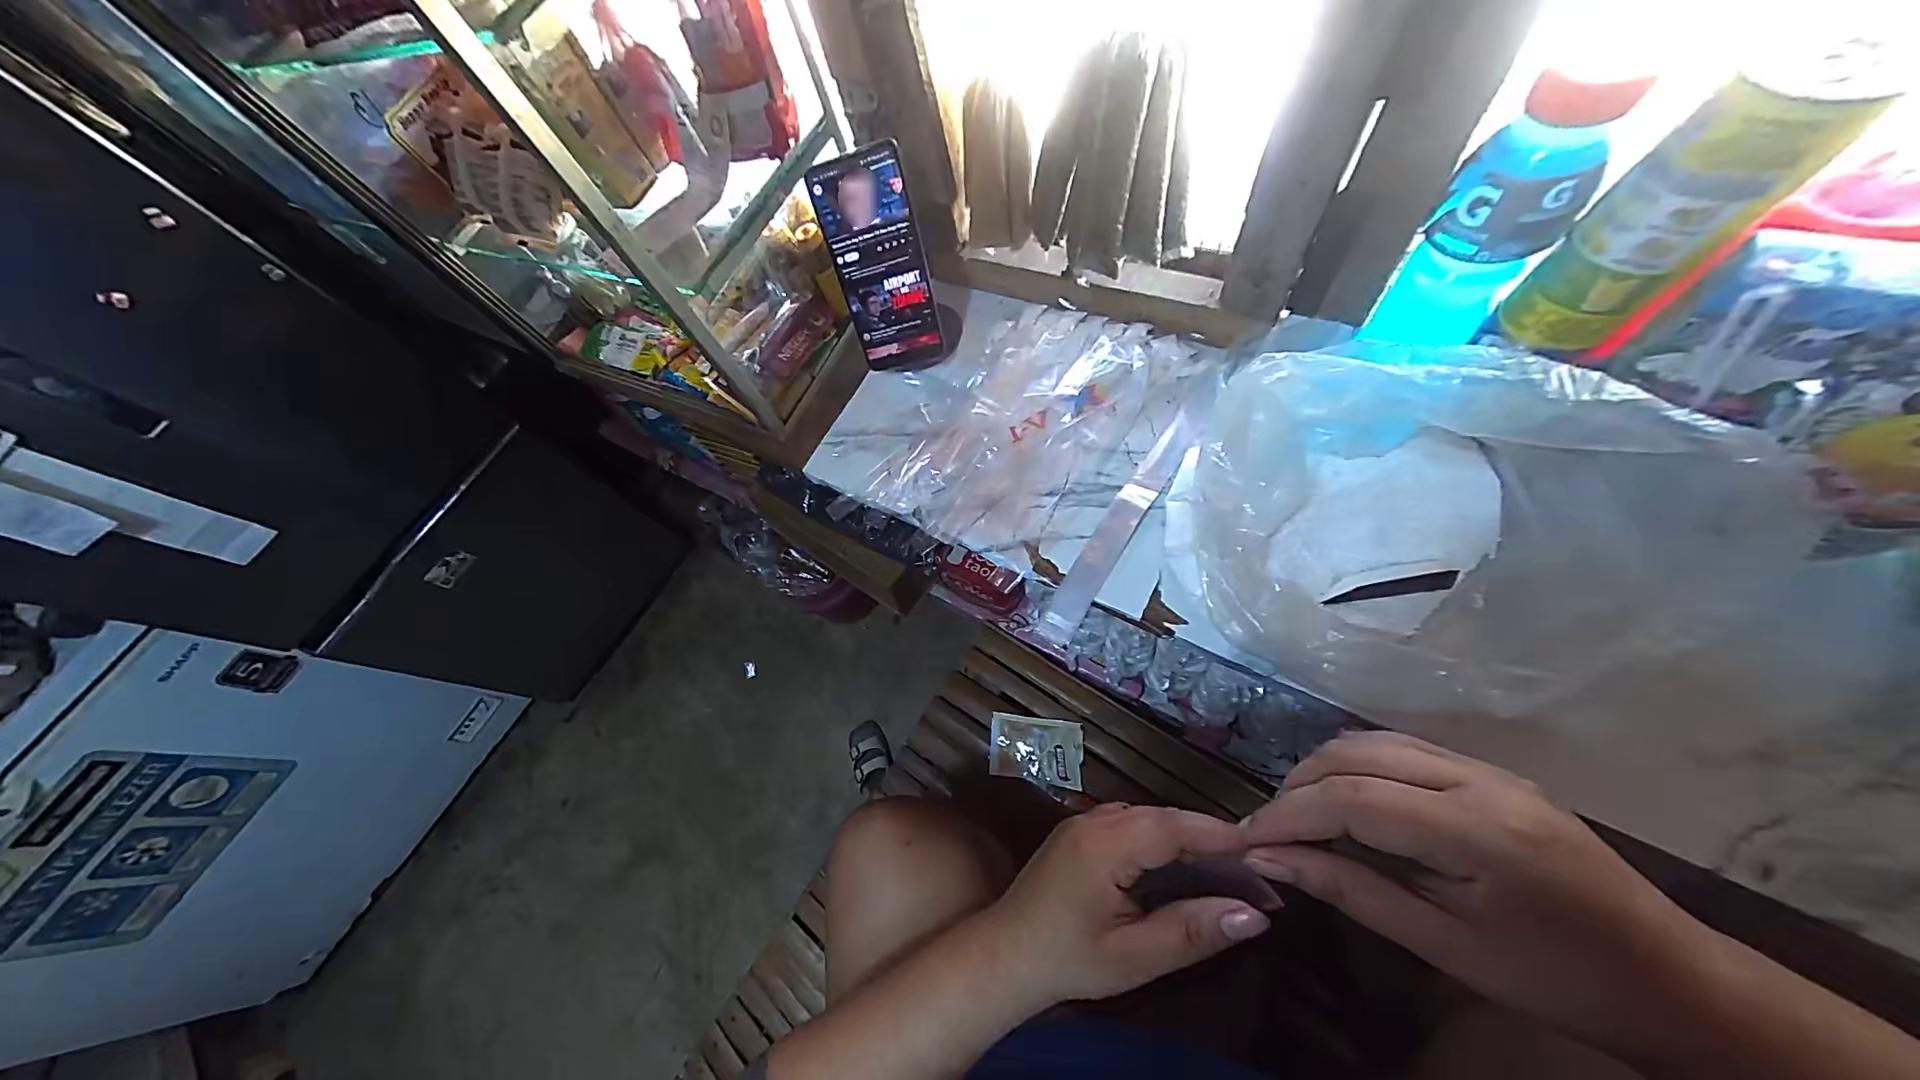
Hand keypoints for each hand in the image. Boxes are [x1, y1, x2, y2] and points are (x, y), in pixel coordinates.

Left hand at [978, 803, 1276, 1007]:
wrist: (1005, 954)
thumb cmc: (1069, 959)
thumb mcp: (1135, 956)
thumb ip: (1192, 931)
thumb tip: (1254, 916)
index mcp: (1105, 844)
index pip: (1172, 826)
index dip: (1218, 834)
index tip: (1261, 851)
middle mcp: (1093, 821)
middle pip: (1161, 817)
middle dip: (1207, 836)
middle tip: (1252, 866)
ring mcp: (1082, 822)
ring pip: (1145, 816)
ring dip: (1184, 835)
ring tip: (1226, 865)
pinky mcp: (1078, 831)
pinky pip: (1128, 822)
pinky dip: (1159, 837)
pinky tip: (1179, 862)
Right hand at [1239, 732, 1706, 1058]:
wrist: (1677, 981)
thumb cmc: (1559, 981)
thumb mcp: (1446, 947)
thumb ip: (1351, 891)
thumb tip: (1270, 861)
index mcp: (1476, 829)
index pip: (1352, 798)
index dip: (1288, 815)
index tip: (1246, 840)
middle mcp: (1479, 778)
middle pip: (1355, 753)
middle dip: (1298, 785)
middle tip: (1269, 830)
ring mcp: (1488, 767)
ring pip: (1374, 741)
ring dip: (1324, 770)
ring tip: (1299, 815)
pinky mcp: (1491, 770)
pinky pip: (1402, 749)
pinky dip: (1358, 767)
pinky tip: (1347, 801)